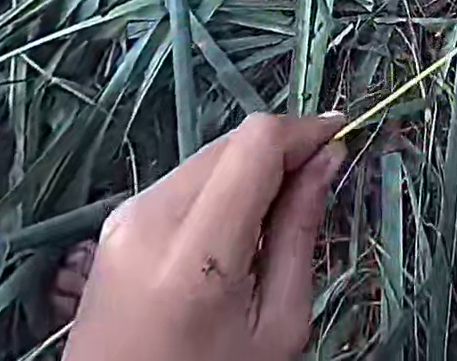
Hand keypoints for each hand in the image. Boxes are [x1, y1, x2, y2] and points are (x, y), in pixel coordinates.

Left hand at [63, 113, 345, 360]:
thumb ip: (301, 230)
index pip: (256, 143)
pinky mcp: (117, 222)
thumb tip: (329, 154)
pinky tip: (237, 225)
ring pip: (214, 153)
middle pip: (236, 142)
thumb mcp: (276, 327)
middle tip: (316, 180)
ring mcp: (125, 217)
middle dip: (284, 148)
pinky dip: (225, 182)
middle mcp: (150, 217)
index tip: (339, 137)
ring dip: (255, 165)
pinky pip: (189, 176)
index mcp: (192, 255)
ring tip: (276, 213)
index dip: (304, 129)